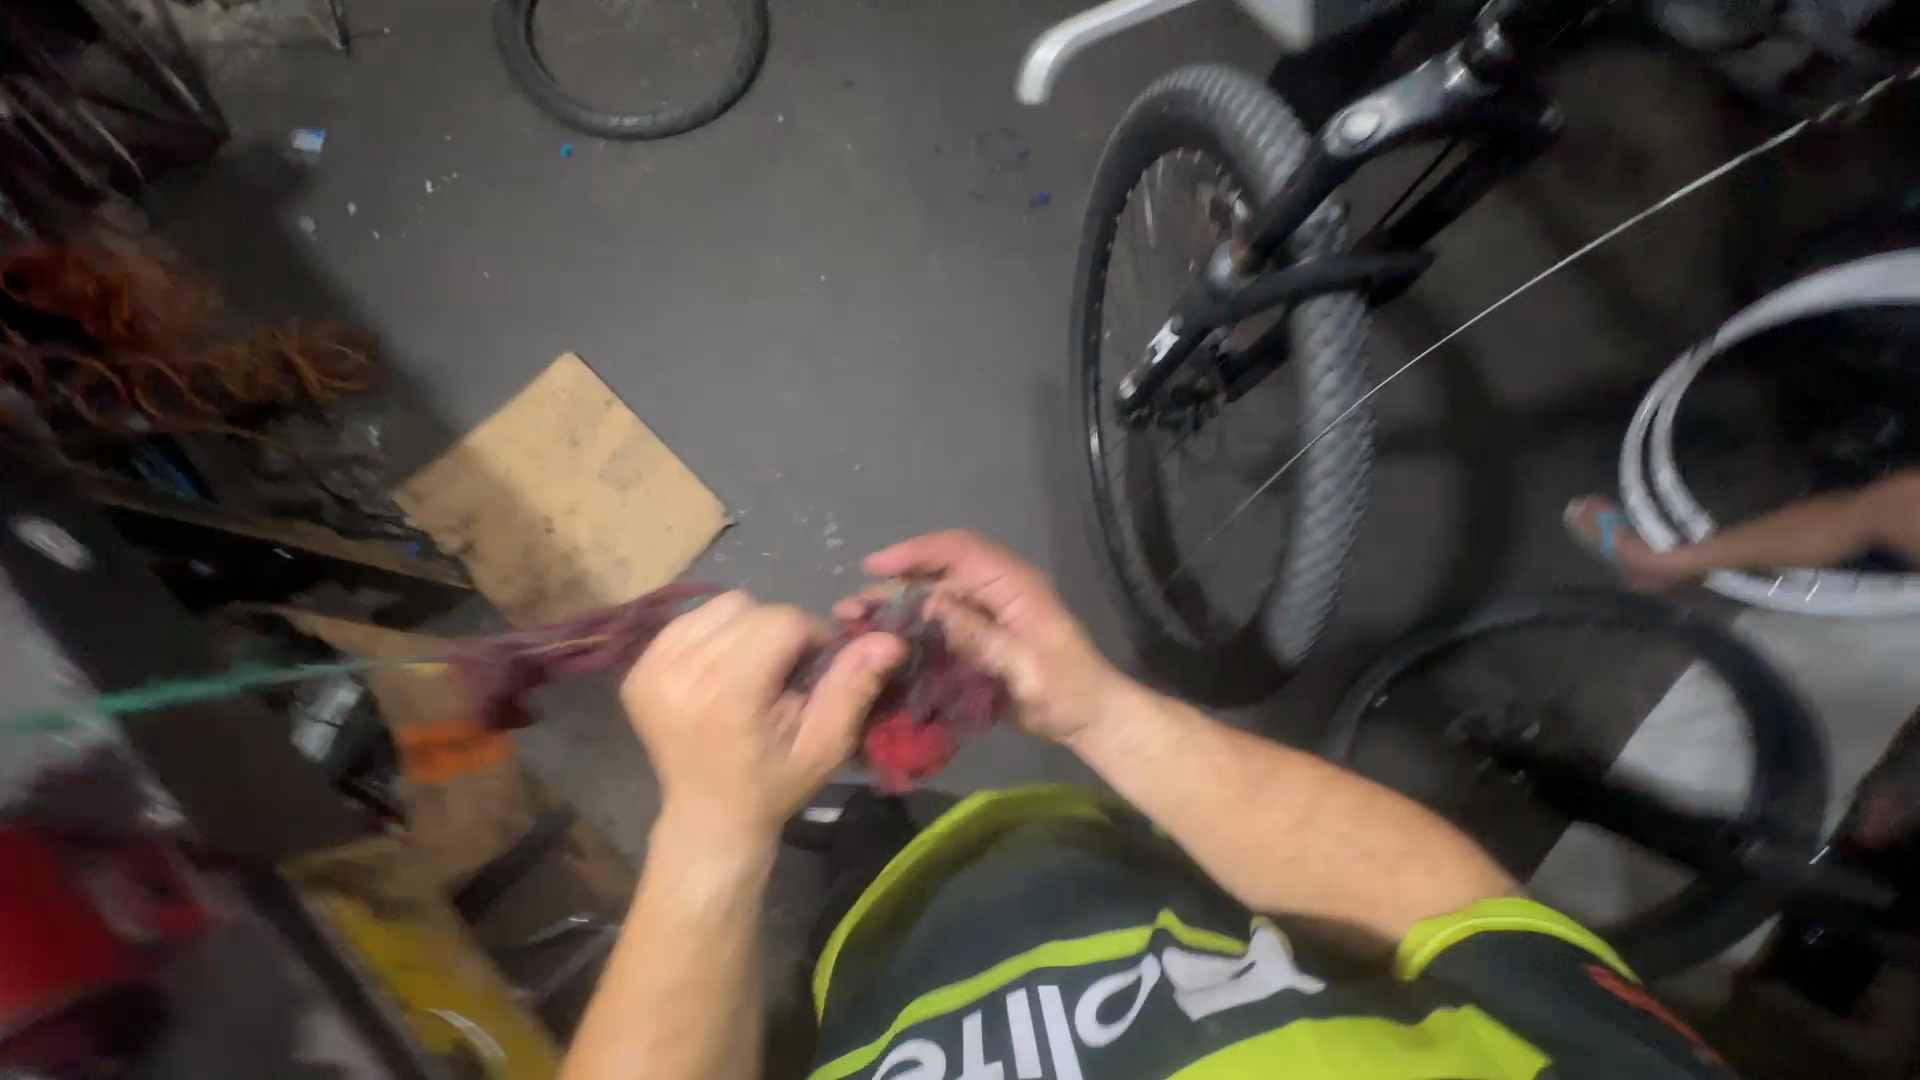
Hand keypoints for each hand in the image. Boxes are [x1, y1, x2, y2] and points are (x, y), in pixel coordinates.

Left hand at [621, 591, 904, 847]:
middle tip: (785, 675)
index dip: (811, 636)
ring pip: (721, 606)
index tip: (816, 669)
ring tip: (753, 670)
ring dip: (748, 628)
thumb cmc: (775, 783)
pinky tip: (723, 670)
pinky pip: (691, 619)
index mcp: (725, 694)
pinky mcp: (637, 668)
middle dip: (780, 632)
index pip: (782, 621)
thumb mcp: (826, 743)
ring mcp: (651, 668)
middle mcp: (679, 673)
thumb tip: (889, 639)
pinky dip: (717, 634)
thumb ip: (855, 686)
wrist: (709, 817)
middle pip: (751, 608)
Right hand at [841, 530, 1124, 743]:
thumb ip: (980, 636)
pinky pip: (941, 620)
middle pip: (939, 569)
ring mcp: (988, 610)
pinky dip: (912, 627)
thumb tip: (930, 605)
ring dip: (897, 604)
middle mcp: (996, 588)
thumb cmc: (1067, 690)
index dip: (916, 552)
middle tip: (853, 605)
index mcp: (1013, 584)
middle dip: (895, 581)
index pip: (959, 550)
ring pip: (934, 594)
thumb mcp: (1025, 668)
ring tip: (856, 621)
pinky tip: (884, 642)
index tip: (875, 567)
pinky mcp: (980, 633)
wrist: (1090, 717)